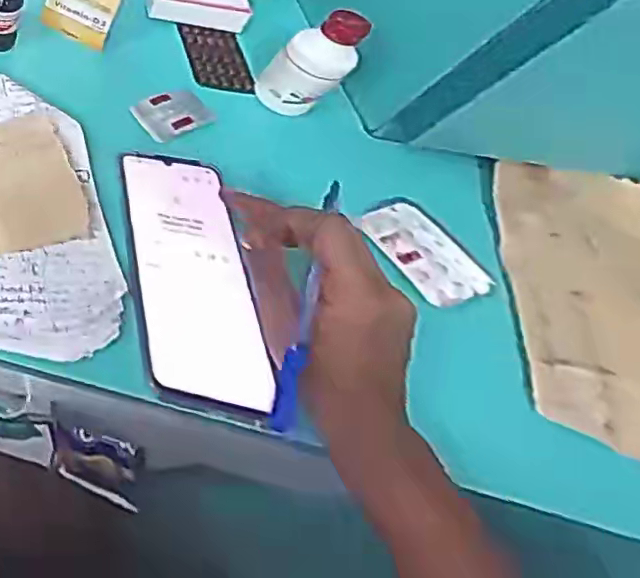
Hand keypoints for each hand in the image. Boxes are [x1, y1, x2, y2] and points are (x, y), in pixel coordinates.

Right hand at [226, 190, 416, 441]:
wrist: (364, 426)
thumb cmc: (315, 380)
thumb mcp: (283, 325)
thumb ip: (272, 275)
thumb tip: (255, 237)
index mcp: (360, 292)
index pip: (327, 229)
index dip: (285, 216)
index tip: (249, 219)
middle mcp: (385, 289)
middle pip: (336, 231)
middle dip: (289, 219)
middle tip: (248, 214)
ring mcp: (391, 299)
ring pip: (342, 245)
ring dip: (302, 234)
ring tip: (262, 232)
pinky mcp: (387, 308)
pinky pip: (349, 264)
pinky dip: (317, 253)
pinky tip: (290, 259)